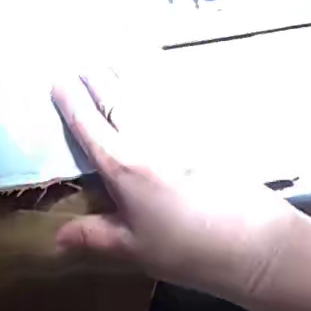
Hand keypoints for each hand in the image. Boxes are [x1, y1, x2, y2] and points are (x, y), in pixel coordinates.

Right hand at [51, 73, 304, 303]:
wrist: (254, 239)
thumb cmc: (189, 249)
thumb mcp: (135, 249)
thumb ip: (94, 236)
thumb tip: (56, 236)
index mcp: (124, 164)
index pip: (89, 124)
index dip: (71, 101)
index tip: (58, 80)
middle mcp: (148, 136)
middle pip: (116, 96)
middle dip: (97, 78)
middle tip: (84, 64)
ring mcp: (179, 127)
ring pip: (145, 90)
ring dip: (126, 74)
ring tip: (114, 61)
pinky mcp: (205, 128)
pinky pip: (174, 95)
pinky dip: (160, 82)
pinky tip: (159, 78)